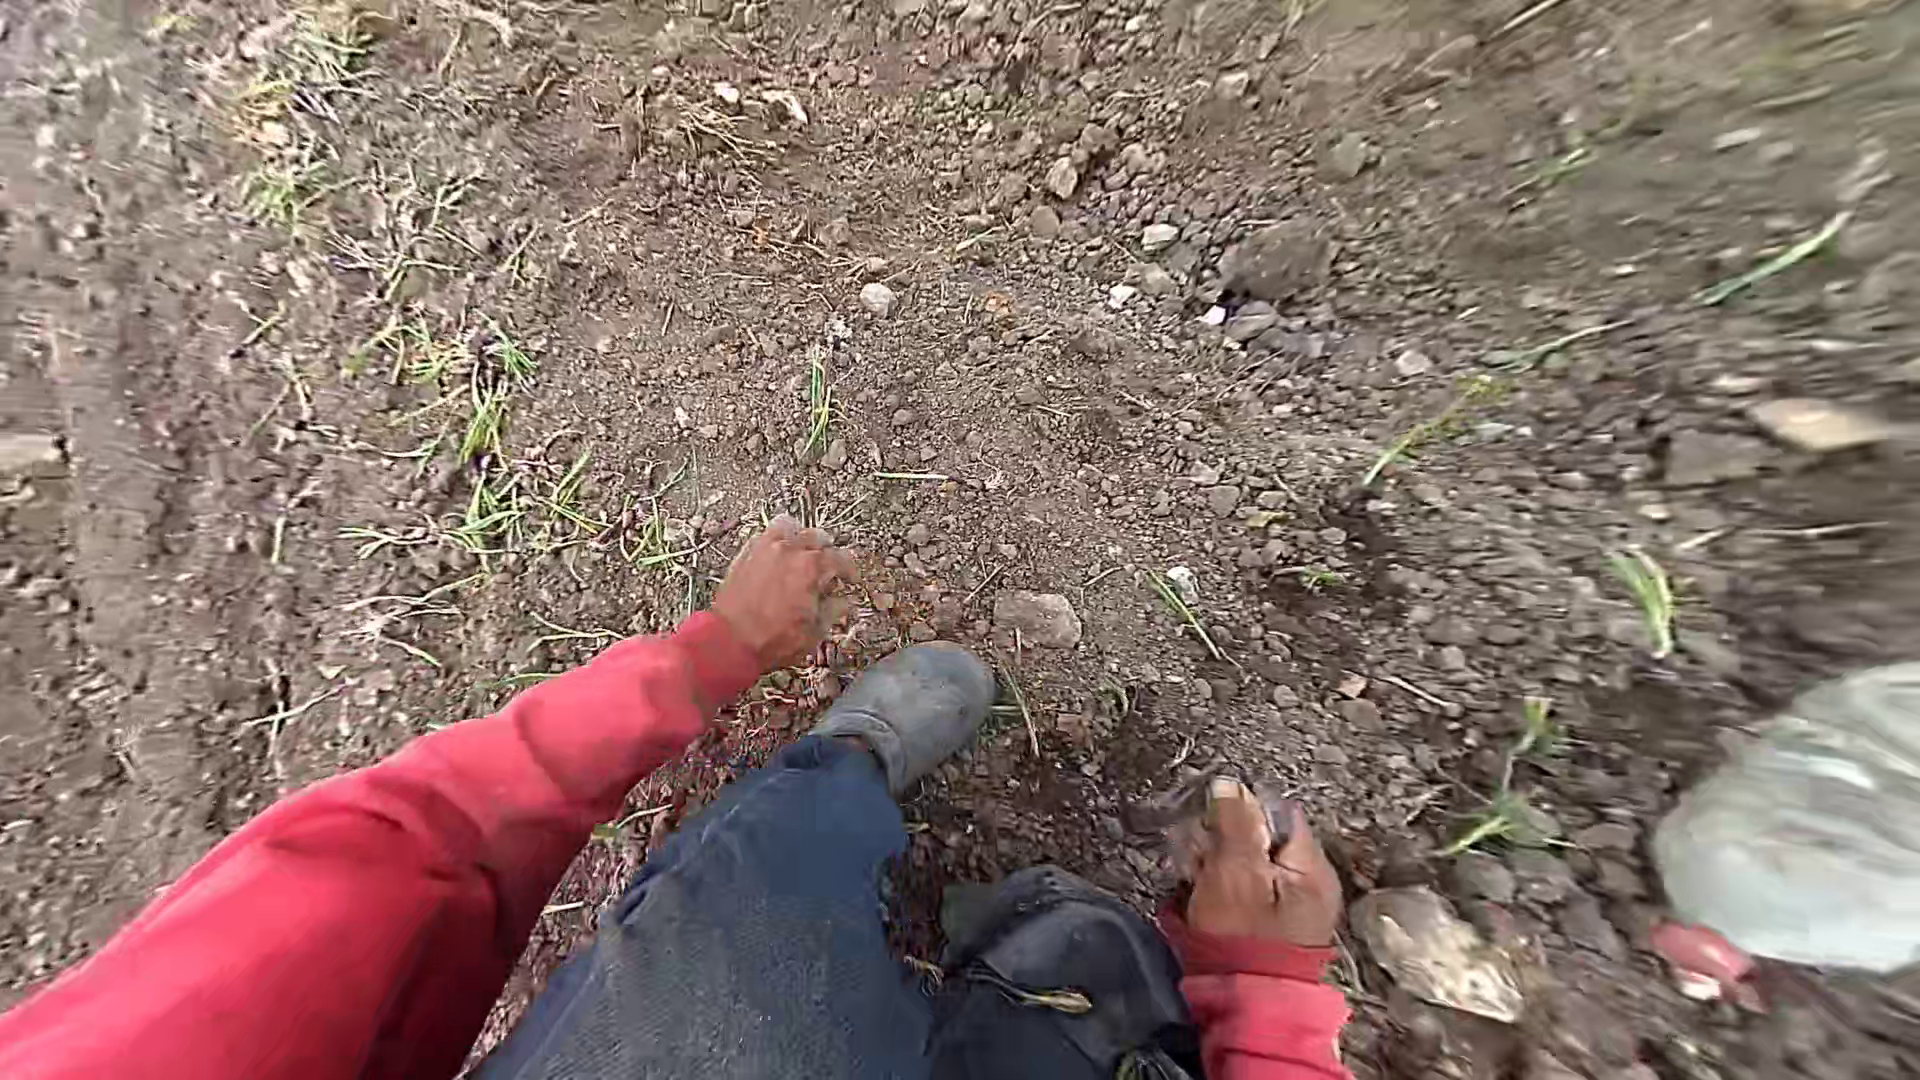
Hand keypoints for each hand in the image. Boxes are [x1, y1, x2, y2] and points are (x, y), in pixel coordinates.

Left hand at [711, 515, 856, 672]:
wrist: (729, 642)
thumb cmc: (772, 639)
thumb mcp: (815, 631)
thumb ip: (834, 609)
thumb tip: (842, 601)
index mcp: (812, 566)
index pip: (840, 557)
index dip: (849, 570)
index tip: (850, 579)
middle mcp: (789, 550)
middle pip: (817, 537)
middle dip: (827, 551)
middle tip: (828, 566)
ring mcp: (765, 549)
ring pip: (789, 527)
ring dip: (800, 537)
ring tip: (802, 551)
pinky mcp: (745, 554)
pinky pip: (765, 536)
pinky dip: (776, 540)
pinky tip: (778, 554)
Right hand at [1186, 778, 1342, 945]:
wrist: (1242, 1004)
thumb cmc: (1241, 933)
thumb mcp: (1235, 870)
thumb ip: (1234, 823)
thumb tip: (1229, 783)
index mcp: (1308, 864)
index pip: (1274, 808)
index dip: (1239, 805)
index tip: (1210, 815)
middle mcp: (1304, 878)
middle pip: (1257, 830)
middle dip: (1220, 833)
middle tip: (1199, 850)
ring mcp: (1285, 898)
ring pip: (1243, 853)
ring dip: (1213, 854)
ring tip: (1193, 871)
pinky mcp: (1263, 914)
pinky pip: (1238, 877)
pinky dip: (1216, 875)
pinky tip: (1197, 885)